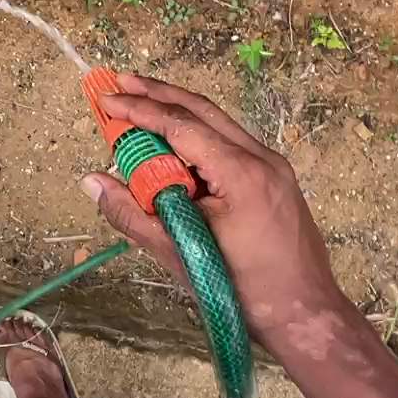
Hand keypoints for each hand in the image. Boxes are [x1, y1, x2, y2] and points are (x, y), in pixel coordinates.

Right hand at [80, 73, 349, 348]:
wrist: (306, 316)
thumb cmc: (242, 290)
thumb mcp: (177, 253)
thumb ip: (130, 213)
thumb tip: (92, 181)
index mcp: (242, 173)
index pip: (181, 126)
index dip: (139, 110)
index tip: (106, 100)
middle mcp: (262, 158)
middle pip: (202, 110)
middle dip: (158, 93)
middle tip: (119, 81)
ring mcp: (272, 166)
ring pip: (217, 122)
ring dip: (176, 110)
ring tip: (140, 100)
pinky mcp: (273, 178)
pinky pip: (227, 142)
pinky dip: (195, 133)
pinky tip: (172, 140)